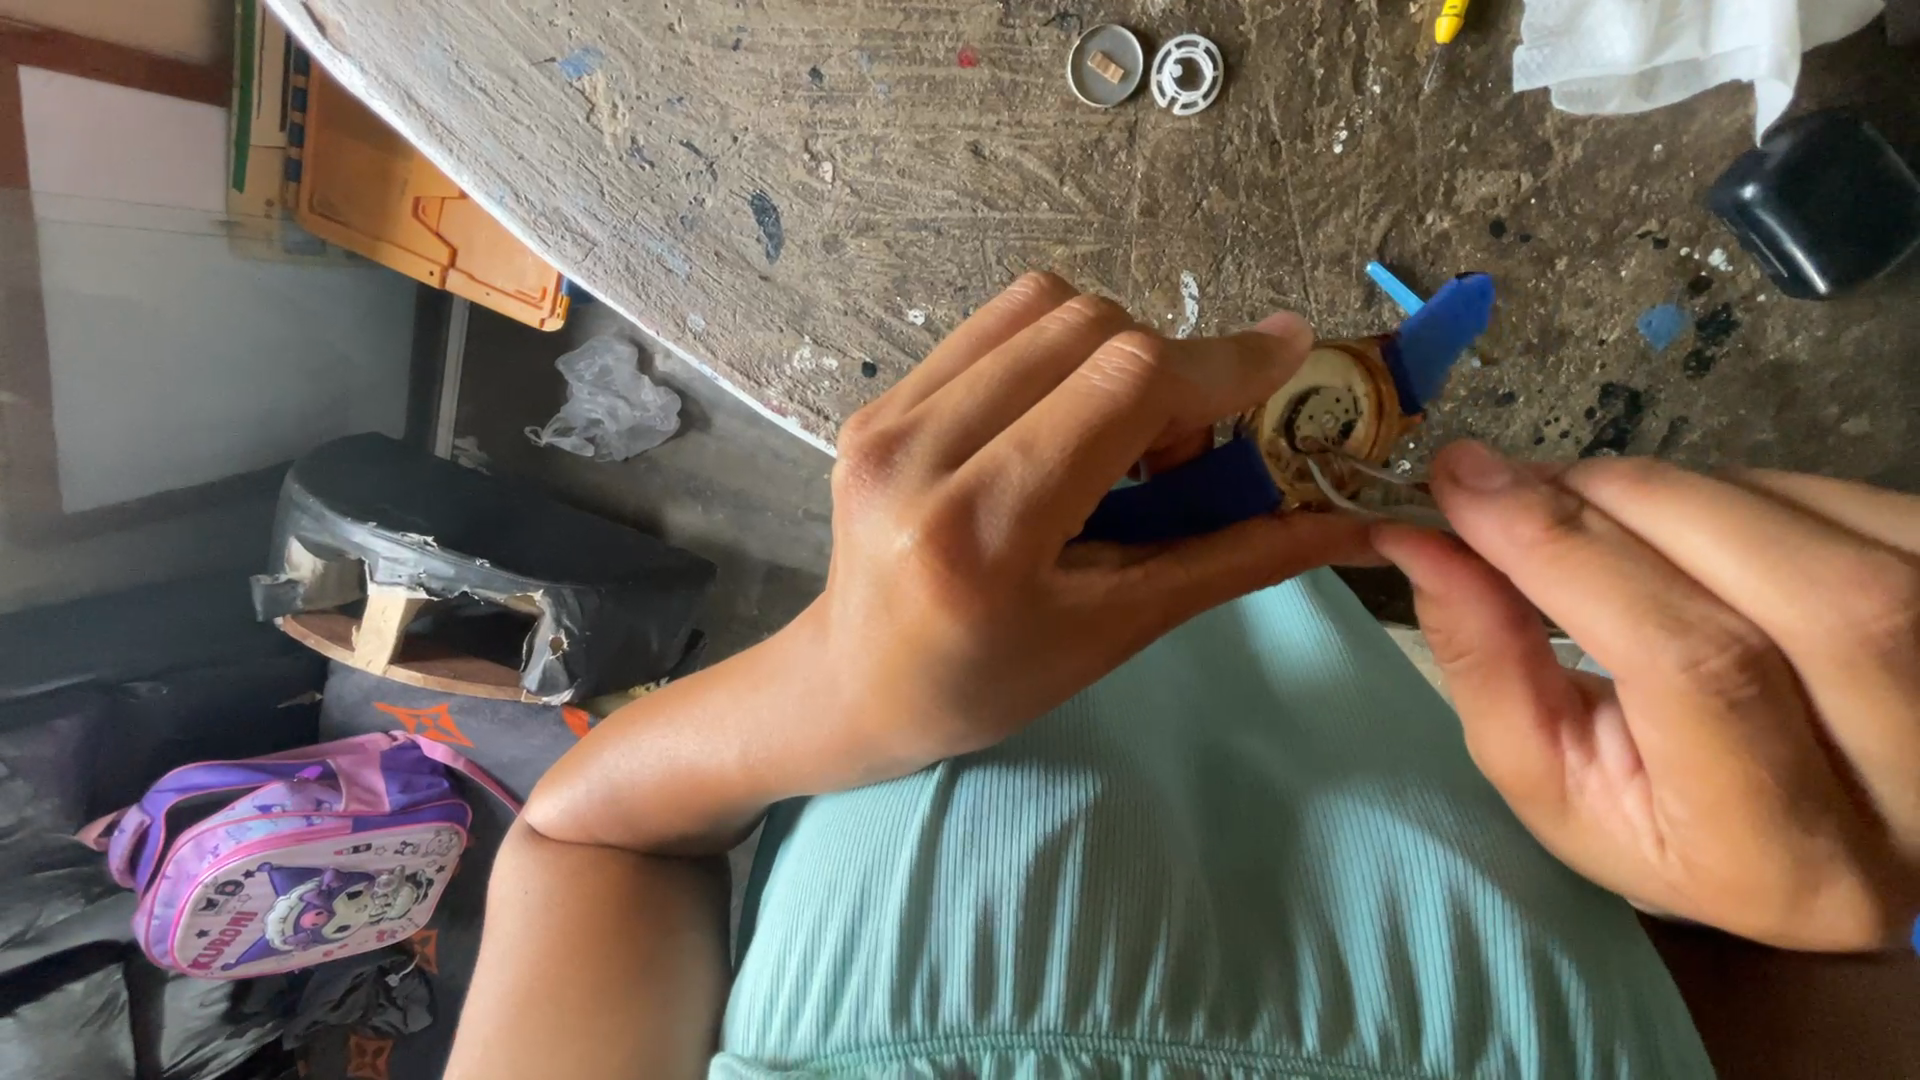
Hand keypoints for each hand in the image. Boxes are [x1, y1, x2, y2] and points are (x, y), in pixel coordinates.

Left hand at [802, 272, 1373, 785]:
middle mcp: (919, 454)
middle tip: (1172, 446)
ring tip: (1110, 431)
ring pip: (1038, 308)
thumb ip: (1225, 561)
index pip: (1121, 386)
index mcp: (980, 531)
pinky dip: (1052, 351)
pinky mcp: (873, 404)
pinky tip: (1053, 417)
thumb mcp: (1109, 633)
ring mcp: (884, 419)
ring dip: (1109, 349)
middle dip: (1164, 367)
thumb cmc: (984, 682)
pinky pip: (990, 327)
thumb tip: (1342, 521)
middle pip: (1085, 328)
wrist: (854, 684)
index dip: (1219, 362)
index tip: (1285, 355)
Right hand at [1376, 443, 1919, 950]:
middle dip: (1617, 504)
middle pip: (1790, 589)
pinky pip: (1859, 508)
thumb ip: (1477, 659)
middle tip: (1510, 480)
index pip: (1691, 666)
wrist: (1805, 844)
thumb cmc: (1645, 817)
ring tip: (1575, 508)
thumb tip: (1418, 540)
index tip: (1464, 484)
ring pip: (1828, 536)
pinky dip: (1735, 490)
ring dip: (1668, 492)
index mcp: (1776, 850)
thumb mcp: (1534, 768)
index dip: (1568, 553)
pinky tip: (1673, 522)